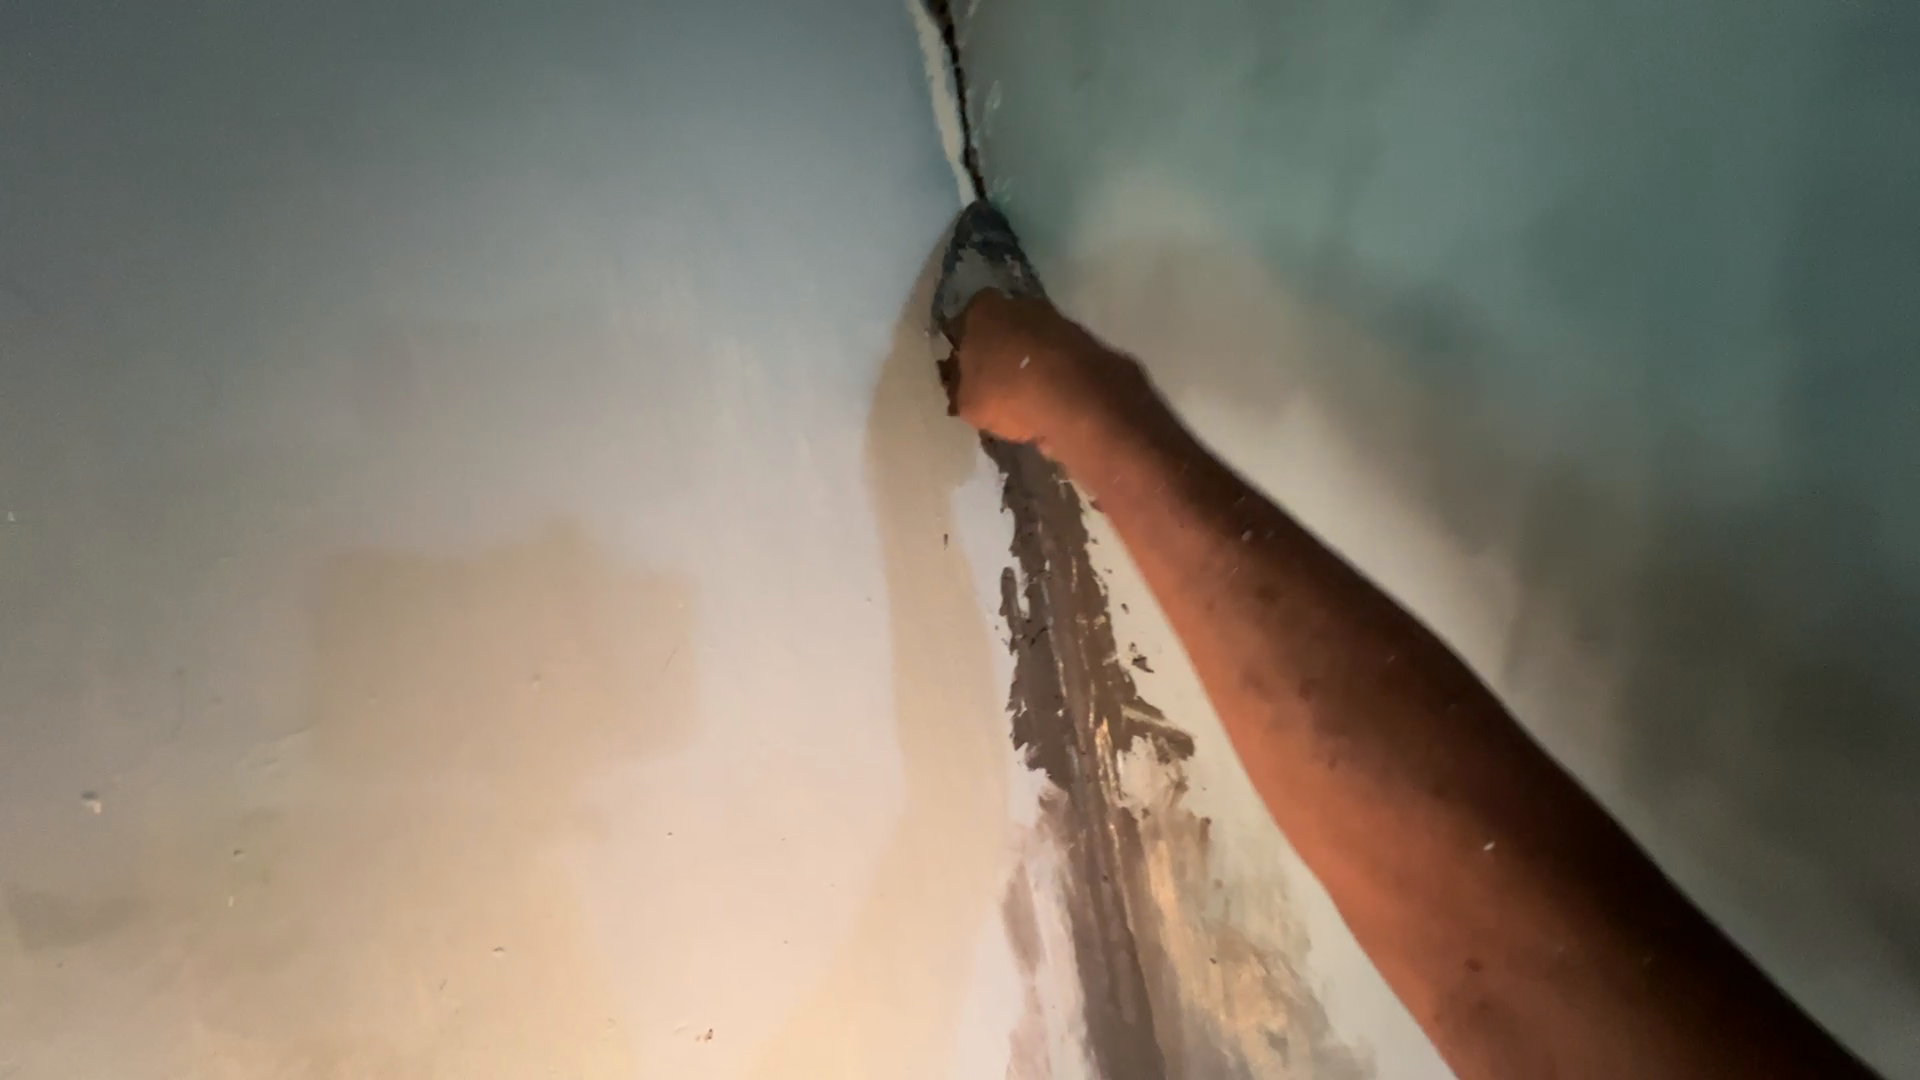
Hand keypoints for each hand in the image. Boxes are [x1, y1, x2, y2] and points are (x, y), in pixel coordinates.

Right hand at [940, 290, 1144, 451]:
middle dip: (995, 354)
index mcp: (981, 309)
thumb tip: (961, 390)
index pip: (961, 325)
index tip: (962, 375)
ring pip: (1028, 344)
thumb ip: (960, 391)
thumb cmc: (1007, 392)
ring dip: (1024, 365)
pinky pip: (1053, 360)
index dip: (961, 352)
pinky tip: (1044, 402)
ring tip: (1019, 401)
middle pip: (998, 331)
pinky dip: (1048, 376)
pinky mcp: (1080, 340)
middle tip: (990, 387)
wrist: (1075, 397)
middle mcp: (1017, 303)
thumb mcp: (967, 402)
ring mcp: (1053, 319)